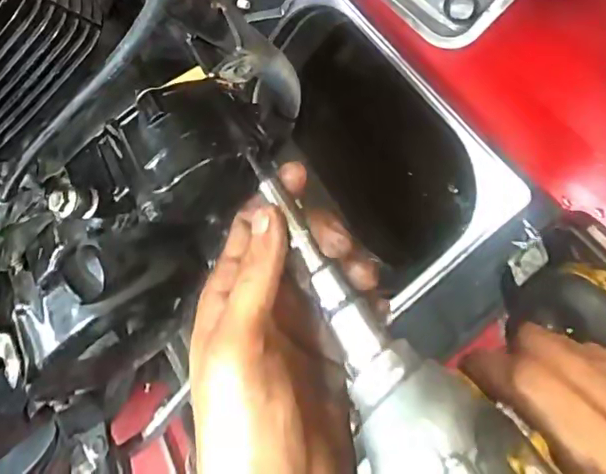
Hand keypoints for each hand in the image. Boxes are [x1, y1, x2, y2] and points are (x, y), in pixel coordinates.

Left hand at [189, 162, 381, 473]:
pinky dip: (365, 300)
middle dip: (319, 234)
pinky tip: (374, 302)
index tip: (298, 177)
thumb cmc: (239, 428)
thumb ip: (253, 277)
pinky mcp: (332, 357)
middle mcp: (265, 307)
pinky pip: (350, 312)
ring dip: (347, 264)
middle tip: (339, 243)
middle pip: (295, 247)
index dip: (273, 201)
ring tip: (362, 276)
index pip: (250, 232)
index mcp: (231, 297)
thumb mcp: (237, 344)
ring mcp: (300, 331)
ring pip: (326, 275)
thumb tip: (266, 213)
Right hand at [461, 324, 605, 473]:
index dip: (489, 370)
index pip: (534, 378)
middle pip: (548, 345)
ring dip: (546, 363)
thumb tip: (492, 417)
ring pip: (576, 344)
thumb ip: (543, 458)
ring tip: (535, 394)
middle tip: (494, 385)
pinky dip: (583, 374)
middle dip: (511, 358)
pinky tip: (583, 406)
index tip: (465, 377)